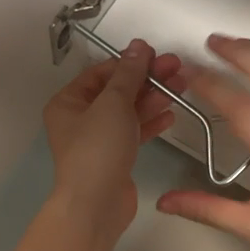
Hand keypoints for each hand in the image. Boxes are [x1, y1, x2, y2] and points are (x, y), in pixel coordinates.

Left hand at [43, 39, 184, 244]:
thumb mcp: (113, 103)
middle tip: (177, 68)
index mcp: (67, 102)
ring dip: (153, 98)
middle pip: (116, 91)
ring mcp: (97, 140)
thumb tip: (138, 46)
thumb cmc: (97, 149)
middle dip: (146, 79)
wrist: (96, 204)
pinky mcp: (114, 157)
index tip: (156, 55)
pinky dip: (150, 122)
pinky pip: (133, 132)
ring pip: (127, 112)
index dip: (128, 62)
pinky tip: (170, 115)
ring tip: (182, 86)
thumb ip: (128, 74)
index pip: (100, 73)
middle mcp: (79, 119)